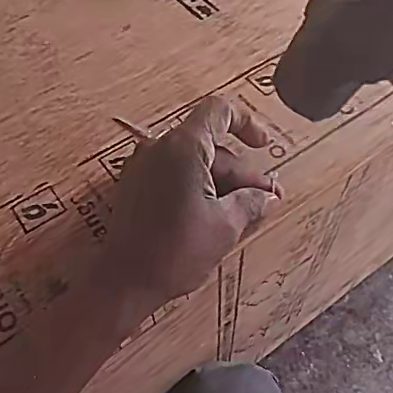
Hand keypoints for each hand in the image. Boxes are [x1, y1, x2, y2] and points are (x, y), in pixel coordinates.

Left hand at [98, 96, 283, 305]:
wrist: (125, 281)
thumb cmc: (173, 252)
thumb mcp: (225, 225)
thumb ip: (251, 201)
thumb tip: (267, 195)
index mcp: (182, 148)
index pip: (219, 111)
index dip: (248, 123)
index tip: (263, 146)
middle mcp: (158, 149)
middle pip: (209, 145)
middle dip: (241, 172)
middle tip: (266, 200)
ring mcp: (143, 168)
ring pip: (193, 163)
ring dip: (222, 184)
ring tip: (247, 214)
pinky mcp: (136, 187)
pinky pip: (174, 176)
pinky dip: (198, 189)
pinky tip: (218, 216)